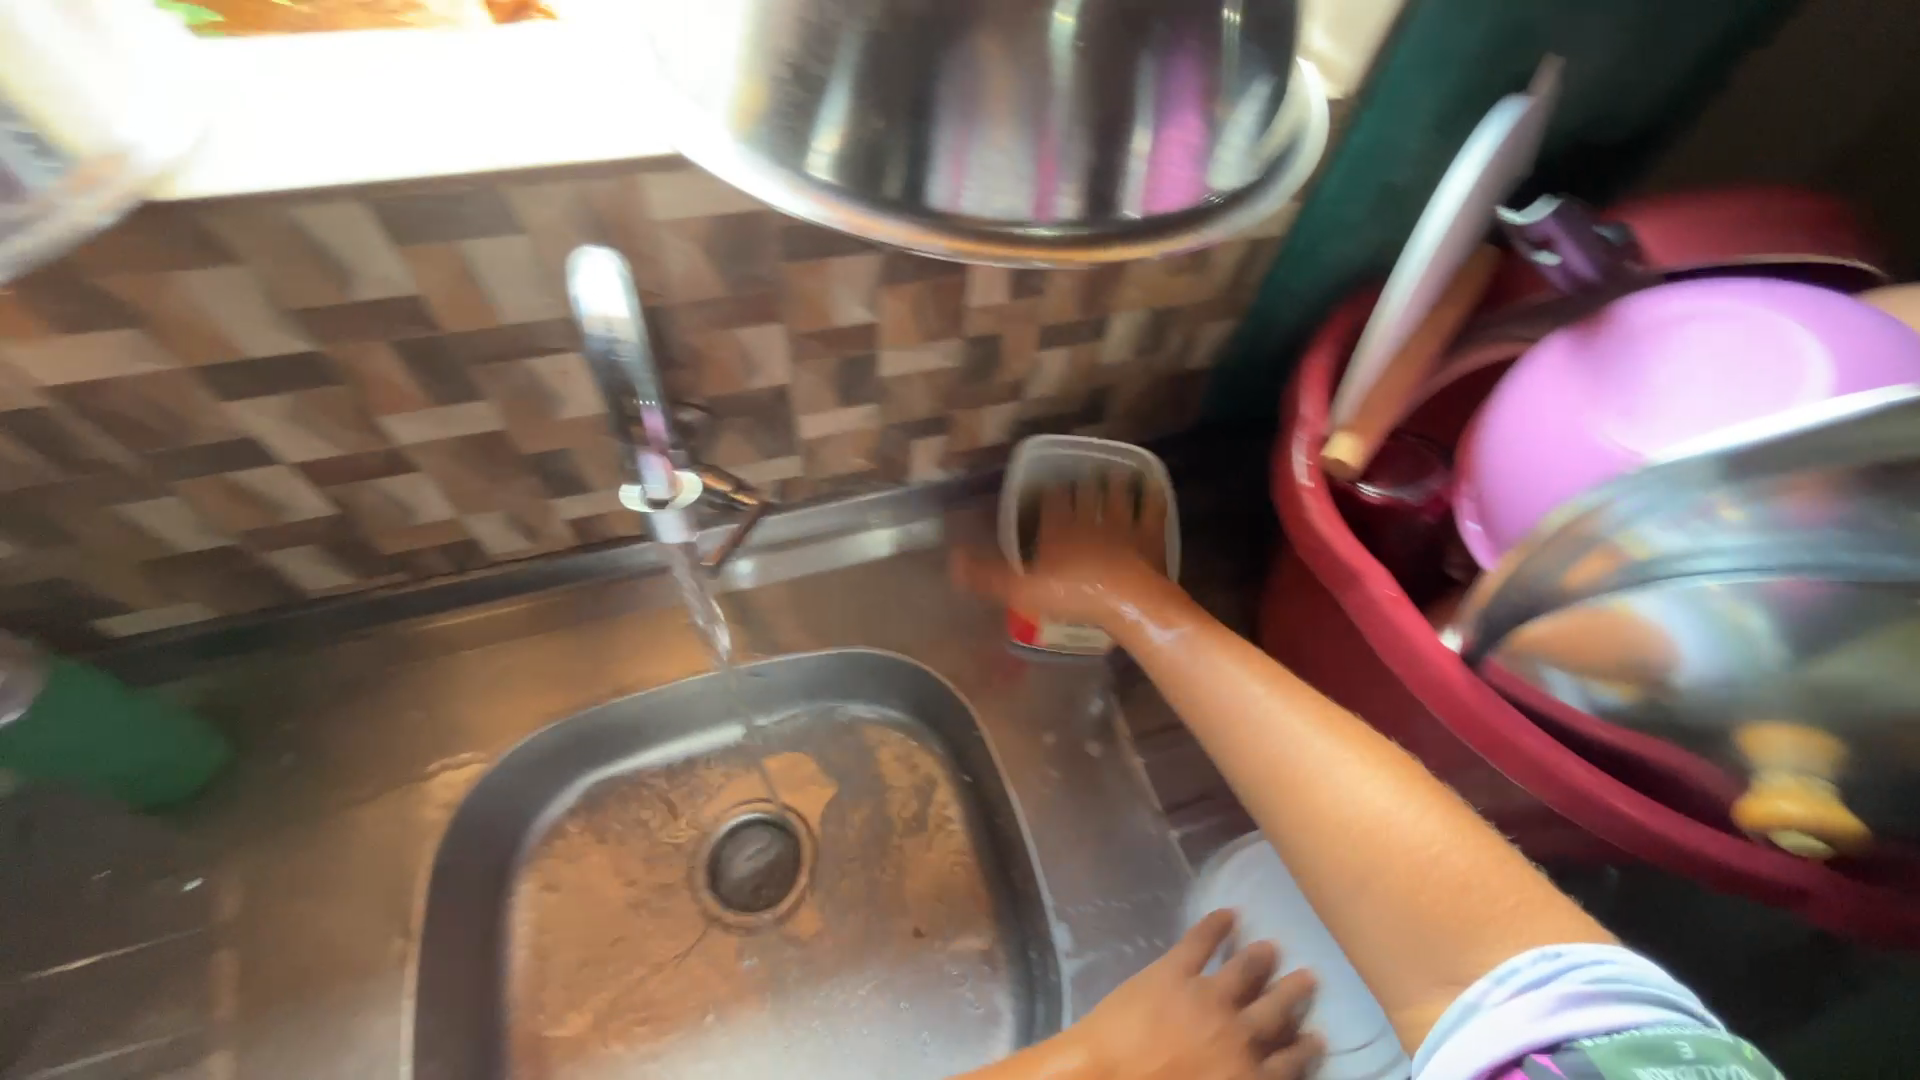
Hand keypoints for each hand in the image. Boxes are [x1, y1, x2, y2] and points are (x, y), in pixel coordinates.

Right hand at [952, 472, 1177, 629]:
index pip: (1050, 501)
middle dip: (1081, 484)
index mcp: (1057, 527)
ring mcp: (1122, 523)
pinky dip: (1150, 496)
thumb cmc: (1072, 595)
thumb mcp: (1021, 590)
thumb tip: (952, 559)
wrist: (1126, 602)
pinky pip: (1150, 507)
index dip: (1048, 493)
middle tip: (1080, 477)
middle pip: (1083, 493)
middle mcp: (1088, 517)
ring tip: (1112, 475)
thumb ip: (987, 575)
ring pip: (1115, 494)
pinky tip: (1152, 487)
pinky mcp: (1150, 534)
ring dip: (1113, 484)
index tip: (1047, 489)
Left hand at [1063, 910, 1321, 1079]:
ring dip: (1260, 958)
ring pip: (1245, 971)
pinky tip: (1228, 912)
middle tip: (1308, 975)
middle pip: (1275, 1011)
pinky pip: (1200, 941)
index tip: (1317, 1034)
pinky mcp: (1174, 970)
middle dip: (1293, 994)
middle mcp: (1238, 1034)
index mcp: (1248, 1077)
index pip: (1289, 1062)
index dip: (1304, 1048)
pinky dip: (1215, 924)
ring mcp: (1207, 996)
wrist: (1107, 1078)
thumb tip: (1255, 1073)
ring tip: (1272, 946)